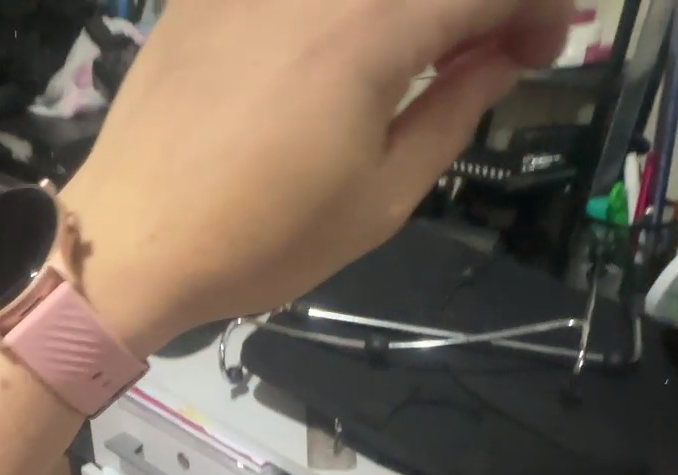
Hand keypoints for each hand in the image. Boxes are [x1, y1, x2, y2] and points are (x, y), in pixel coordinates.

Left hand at [60, 0, 575, 353]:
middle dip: (475, 1)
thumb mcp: (376, 204)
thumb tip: (499, 54)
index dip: (538, 1)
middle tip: (480, 49)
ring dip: (403, 10)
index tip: (548, 42)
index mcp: (372, 28)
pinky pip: (285, 2)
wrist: (128, 248)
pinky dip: (334, 15)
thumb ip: (452, 115)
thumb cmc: (255, 244)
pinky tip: (331, 49)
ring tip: (405, 59)